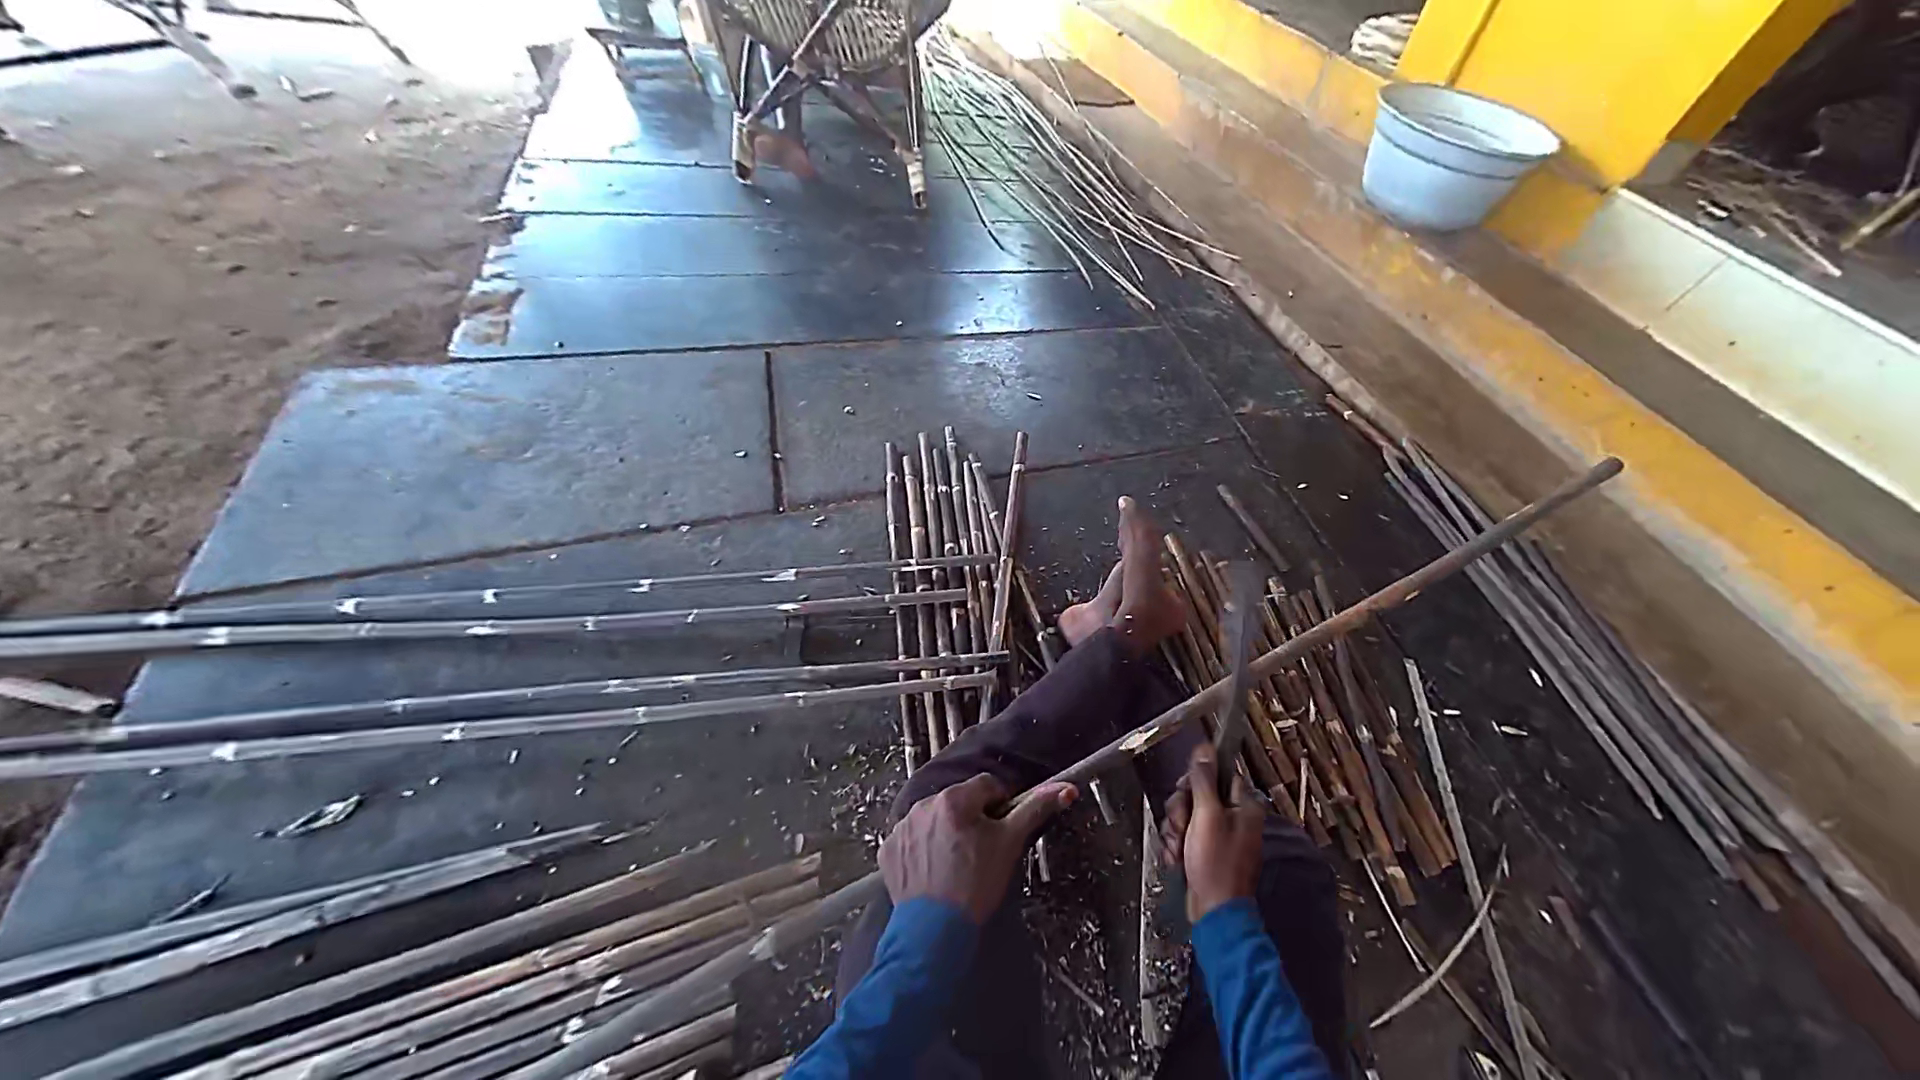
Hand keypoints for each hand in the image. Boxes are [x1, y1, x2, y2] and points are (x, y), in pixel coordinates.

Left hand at [880, 774, 1075, 923]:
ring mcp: (902, 827)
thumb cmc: (975, 887)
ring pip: (934, 818)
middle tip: (982, 850)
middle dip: (972, 818)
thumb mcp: (1010, 844)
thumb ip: (1036, 810)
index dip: (1001, 804)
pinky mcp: (889, 849)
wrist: (934, 934)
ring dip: (946, 831)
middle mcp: (923, 804)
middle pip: (959, 800)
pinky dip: (922, 849)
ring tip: (956, 864)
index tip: (1002, 828)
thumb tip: (1064, 788)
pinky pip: (911, 839)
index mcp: (954, 798)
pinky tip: (933, 871)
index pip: (987, 785)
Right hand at [1160, 745, 1262, 922]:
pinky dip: (1177, 844)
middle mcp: (1234, 817)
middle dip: (1180, 809)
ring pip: (1186, 813)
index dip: (1196, 780)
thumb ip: (1204, 781)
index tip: (1186, 792)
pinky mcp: (1206, 849)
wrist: (1215, 913)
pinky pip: (1184, 833)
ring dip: (1176, 829)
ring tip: (1180, 847)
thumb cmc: (1217, 865)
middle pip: (1197, 793)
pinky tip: (1179, 857)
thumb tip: (1205, 749)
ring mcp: (1220, 834)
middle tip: (1183, 825)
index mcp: (1243, 806)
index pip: (1217, 774)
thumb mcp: (1207, 816)